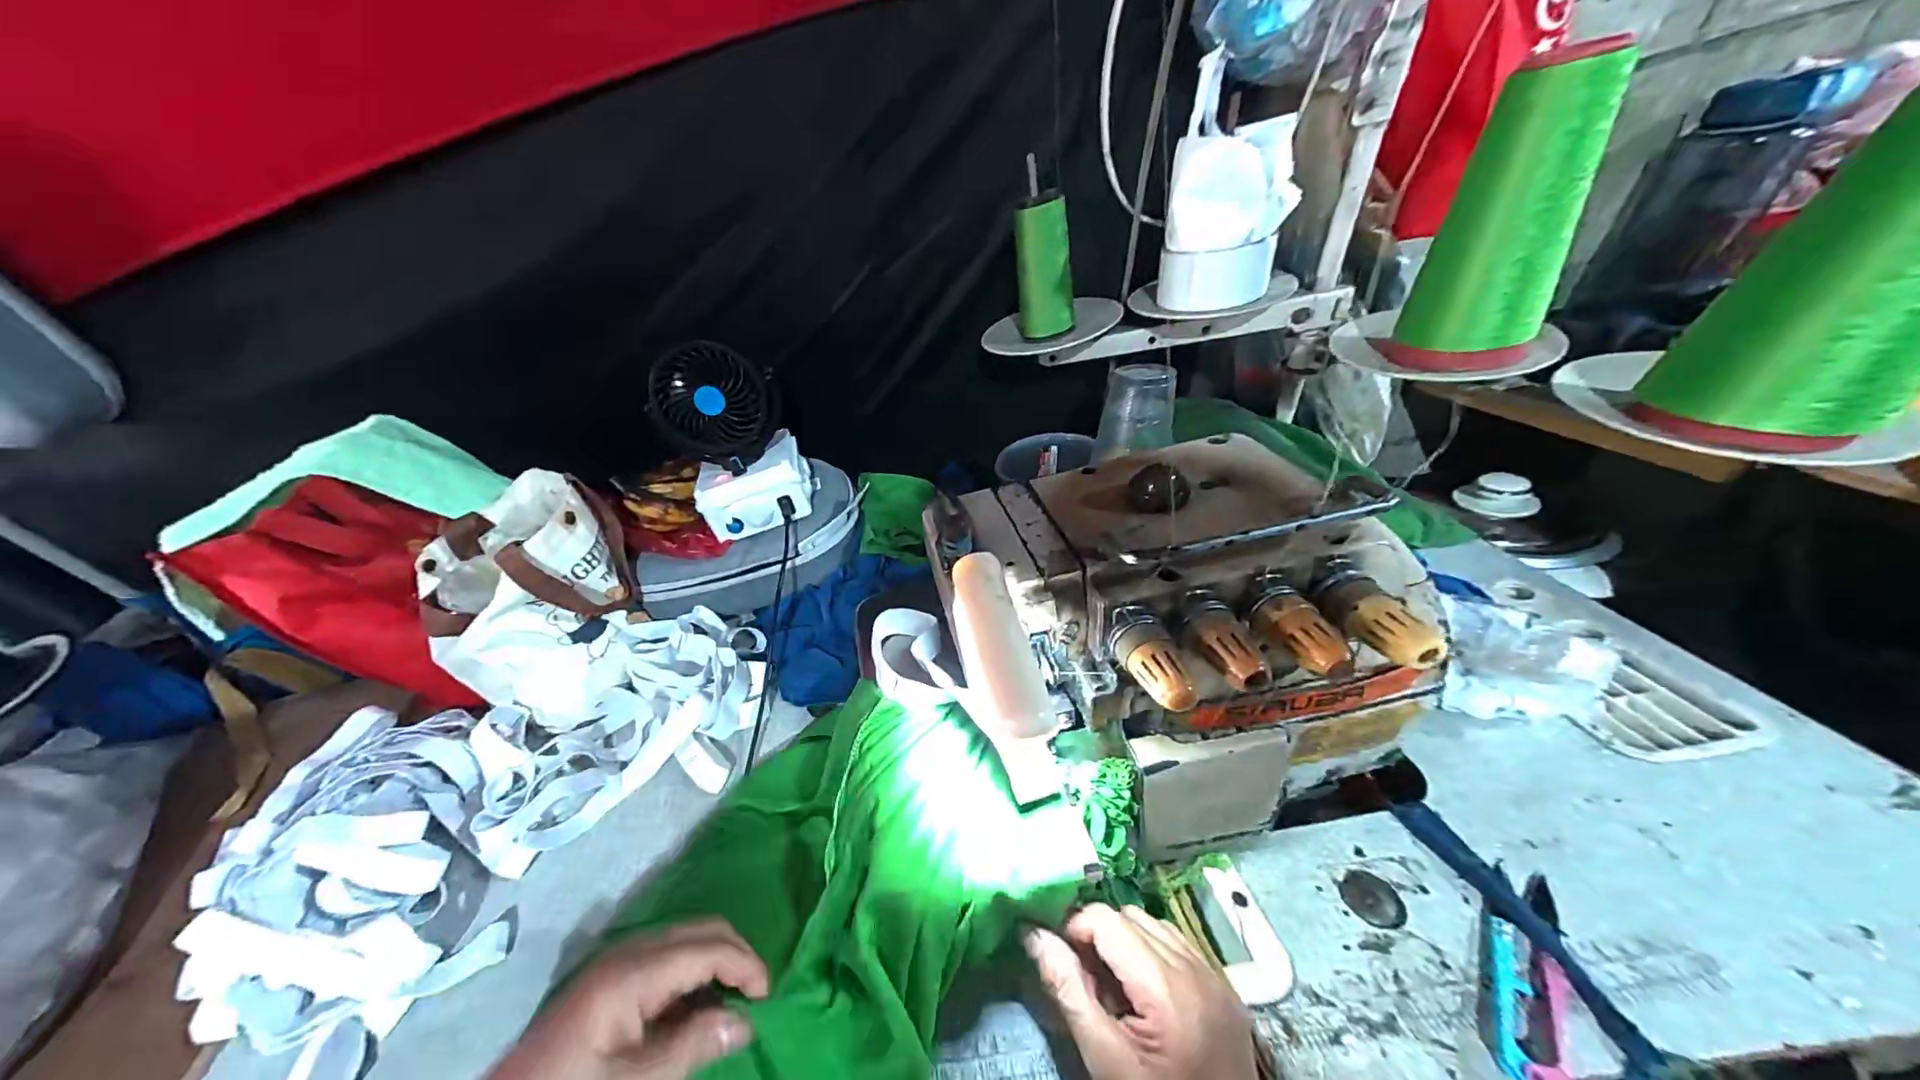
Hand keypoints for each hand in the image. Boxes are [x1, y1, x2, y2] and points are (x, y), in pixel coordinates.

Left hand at [489, 918, 769, 1079]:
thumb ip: (690, 1047)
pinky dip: (692, 972)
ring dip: (715, 962)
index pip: (709, 946)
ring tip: (731, 1002)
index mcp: (634, 972)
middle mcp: (628, 952)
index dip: (746, 965)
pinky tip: (696, 1007)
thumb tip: (744, 1021)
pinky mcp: (608, 980)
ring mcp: (615, 962)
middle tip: (754, 995)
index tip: (767, 998)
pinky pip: (666, 957)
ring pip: (686, 939)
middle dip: (735, 955)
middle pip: (700, 930)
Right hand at [1024, 903, 1256, 1079]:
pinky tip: (1145, 989)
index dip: (1074, 929)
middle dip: (1099, 936)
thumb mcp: (1104, 1057)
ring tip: (1116, 986)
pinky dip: (1154, 951)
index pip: (1106, 918)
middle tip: (1086, 978)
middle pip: (1129, 916)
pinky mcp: (1225, 987)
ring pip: (1154, 924)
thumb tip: (1034, 935)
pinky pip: (1179, 944)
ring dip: (1126, 941)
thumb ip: (1068, 990)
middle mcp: (1196, 969)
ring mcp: (1216, 976)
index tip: (1062, 961)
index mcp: (1166, 987)